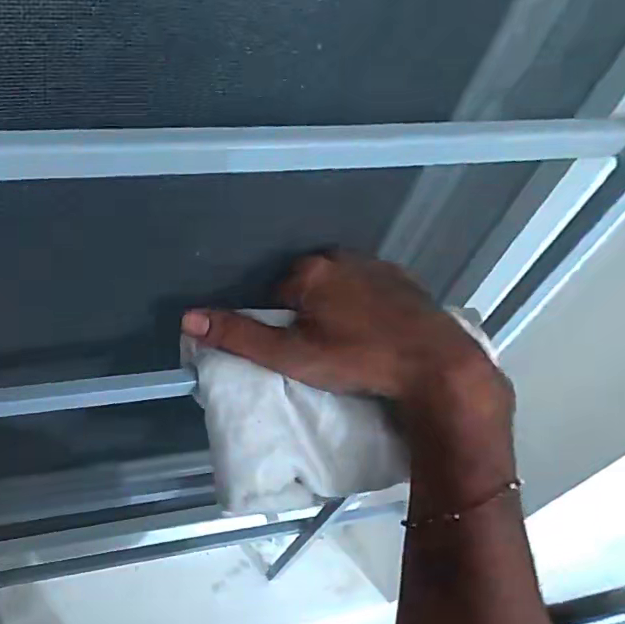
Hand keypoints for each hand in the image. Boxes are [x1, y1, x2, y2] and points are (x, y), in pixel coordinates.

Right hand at [181, 250, 513, 457]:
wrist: (436, 366)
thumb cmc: (358, 359)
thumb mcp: (291, 356)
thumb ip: (239, 337)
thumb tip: (188, 318)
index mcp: (310, 271)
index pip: (274, 296)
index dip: (280, 327)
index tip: (296, 353)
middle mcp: (342, 257)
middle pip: (306, 289)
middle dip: (307, 316)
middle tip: (322, 354)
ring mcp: (378, 266)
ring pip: (339, 289)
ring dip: (337, 313)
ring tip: (350, 348)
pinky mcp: (405, 282)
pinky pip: (370, 292)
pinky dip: (366, 310)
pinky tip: (375, 337)